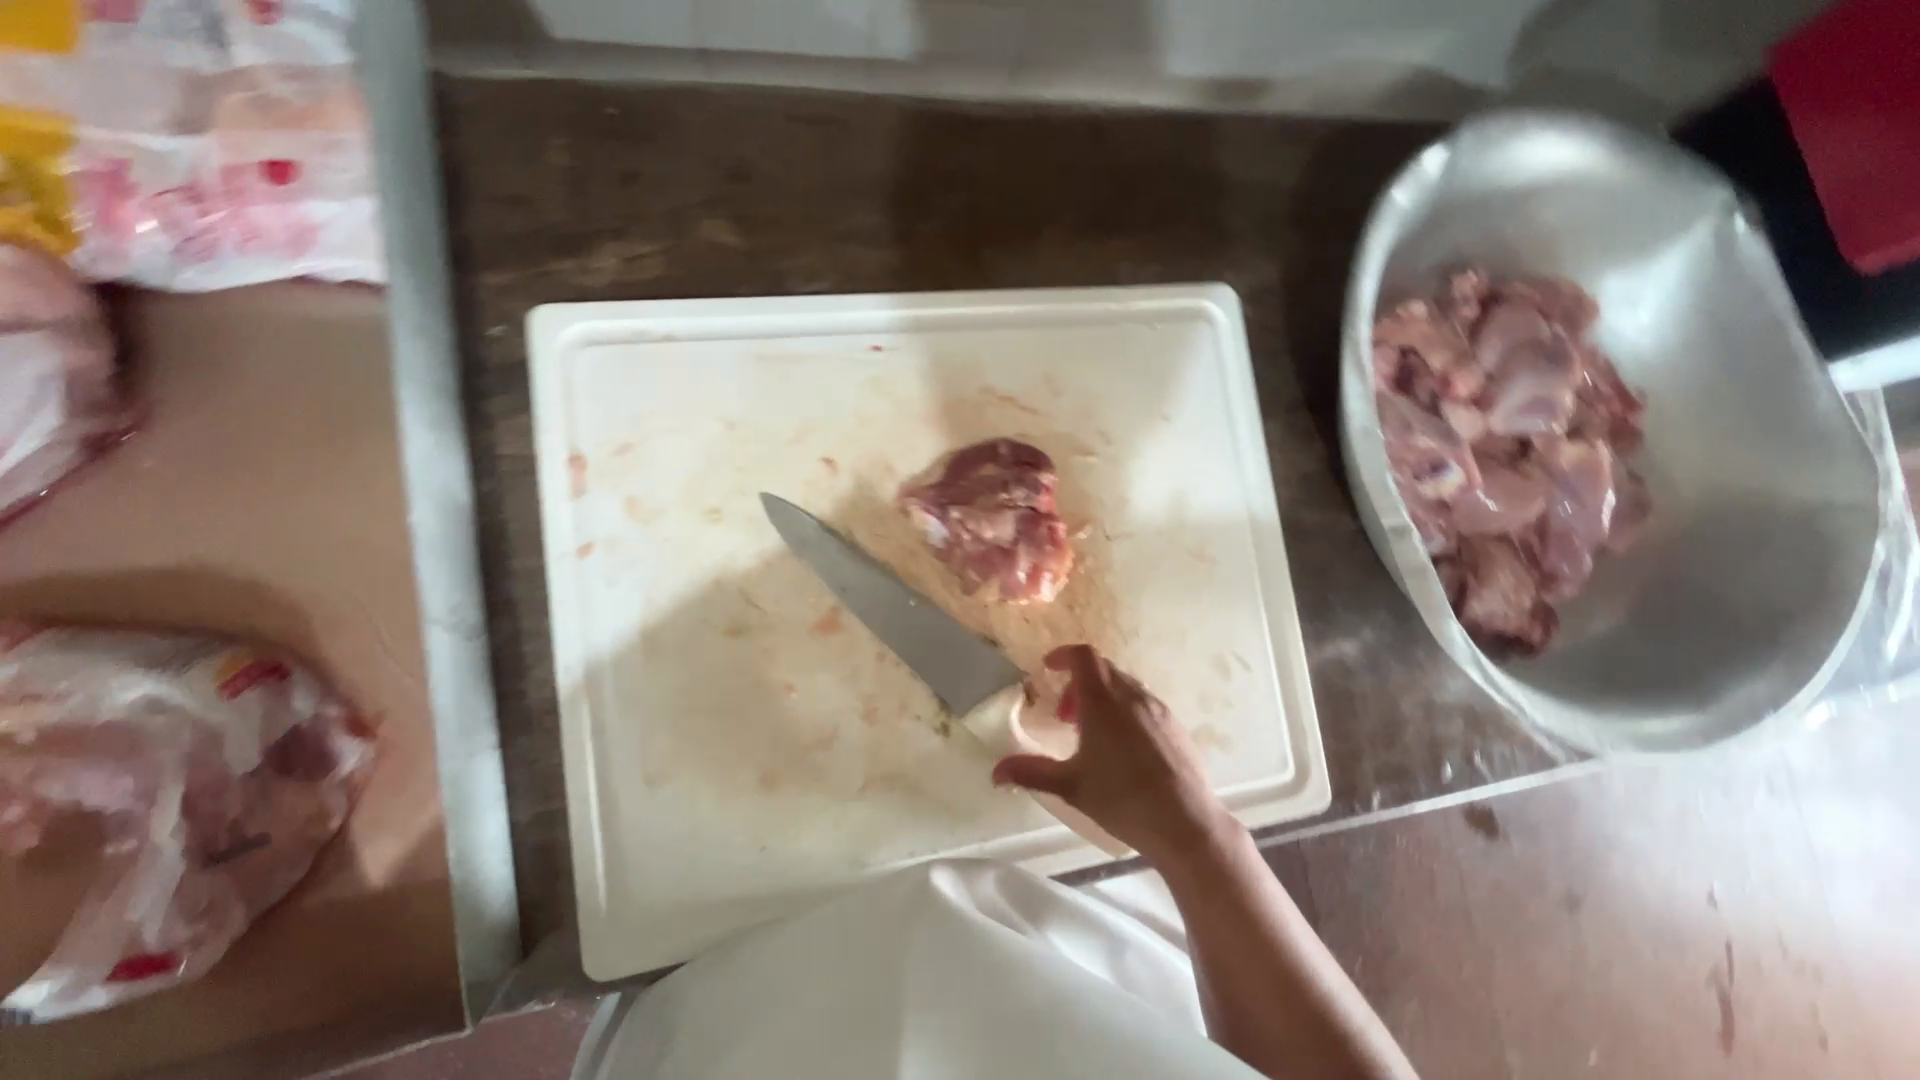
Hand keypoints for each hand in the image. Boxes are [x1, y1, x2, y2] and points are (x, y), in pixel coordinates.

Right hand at [992, 644, 1234, 863]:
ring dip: (1103, 698)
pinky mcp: (1175, 726)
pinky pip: (1144, 704)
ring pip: (1125, 687)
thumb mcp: (1070, 786)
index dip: (1063, 656)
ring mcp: (1158, 709)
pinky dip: (1125, 711)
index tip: (1048, 670)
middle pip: (1103, 670)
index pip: (1083, 656)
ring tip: (1092, 736)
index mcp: (1103, 701)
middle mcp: (1132, 696)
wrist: (1185, 822)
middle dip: (1078, 684)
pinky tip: (1123, 750)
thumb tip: (995, 773)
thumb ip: (1031, 773)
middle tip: (1064, 717)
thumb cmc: (1122, 799)